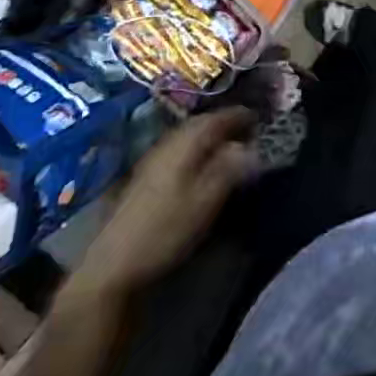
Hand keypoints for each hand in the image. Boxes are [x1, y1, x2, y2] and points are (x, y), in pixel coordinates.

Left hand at [67, 108, 258, 299]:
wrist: (117, 259)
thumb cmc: (166, 230)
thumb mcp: (205, 201)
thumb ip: (228, 171)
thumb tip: (251, 147)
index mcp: (183, 145)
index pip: (213, 120)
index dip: (236, 116)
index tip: (258, 116)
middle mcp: (167, 144)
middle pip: (198, 124)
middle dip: (222, 123)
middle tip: (247, 128)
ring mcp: (153, 158)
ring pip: (186, 136)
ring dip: (208, 134)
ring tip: (229, 143)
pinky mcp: (146, 175)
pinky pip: (178, 148)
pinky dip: (195, 147)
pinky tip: (200, 161)